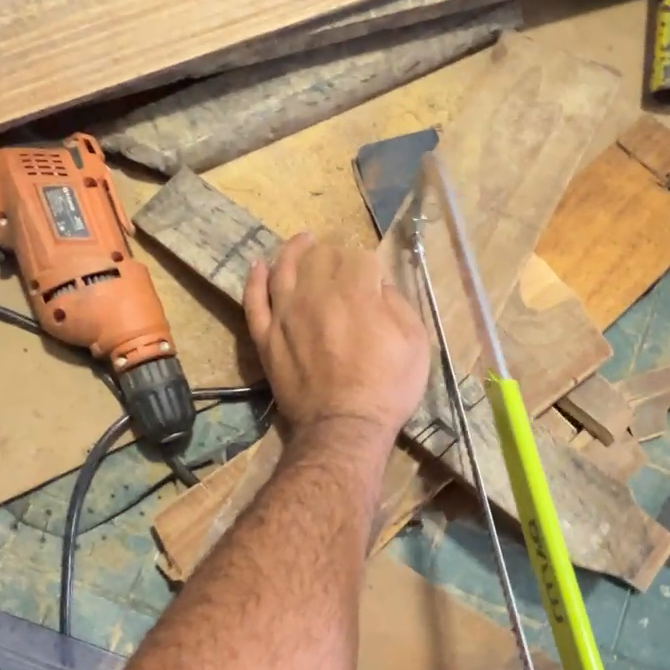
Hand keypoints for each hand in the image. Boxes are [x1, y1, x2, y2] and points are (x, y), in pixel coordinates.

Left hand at [244, 233, 428, 442]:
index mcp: (356, 292)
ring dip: (294, 250)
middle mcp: (316, 294)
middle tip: (339, 257)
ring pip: (284, 269)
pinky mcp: (266, 338)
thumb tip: (380, 285)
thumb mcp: (415, 344)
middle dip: (333, 252)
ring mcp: (286, 315)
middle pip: (321, 257)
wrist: (344, 428)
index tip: (373, 276)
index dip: (368, 263)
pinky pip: (254, 301)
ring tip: (301, 241)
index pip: (359, 258)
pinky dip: (255, 280)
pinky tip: (259, 266)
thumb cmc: (387, 389)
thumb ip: (398, 304)